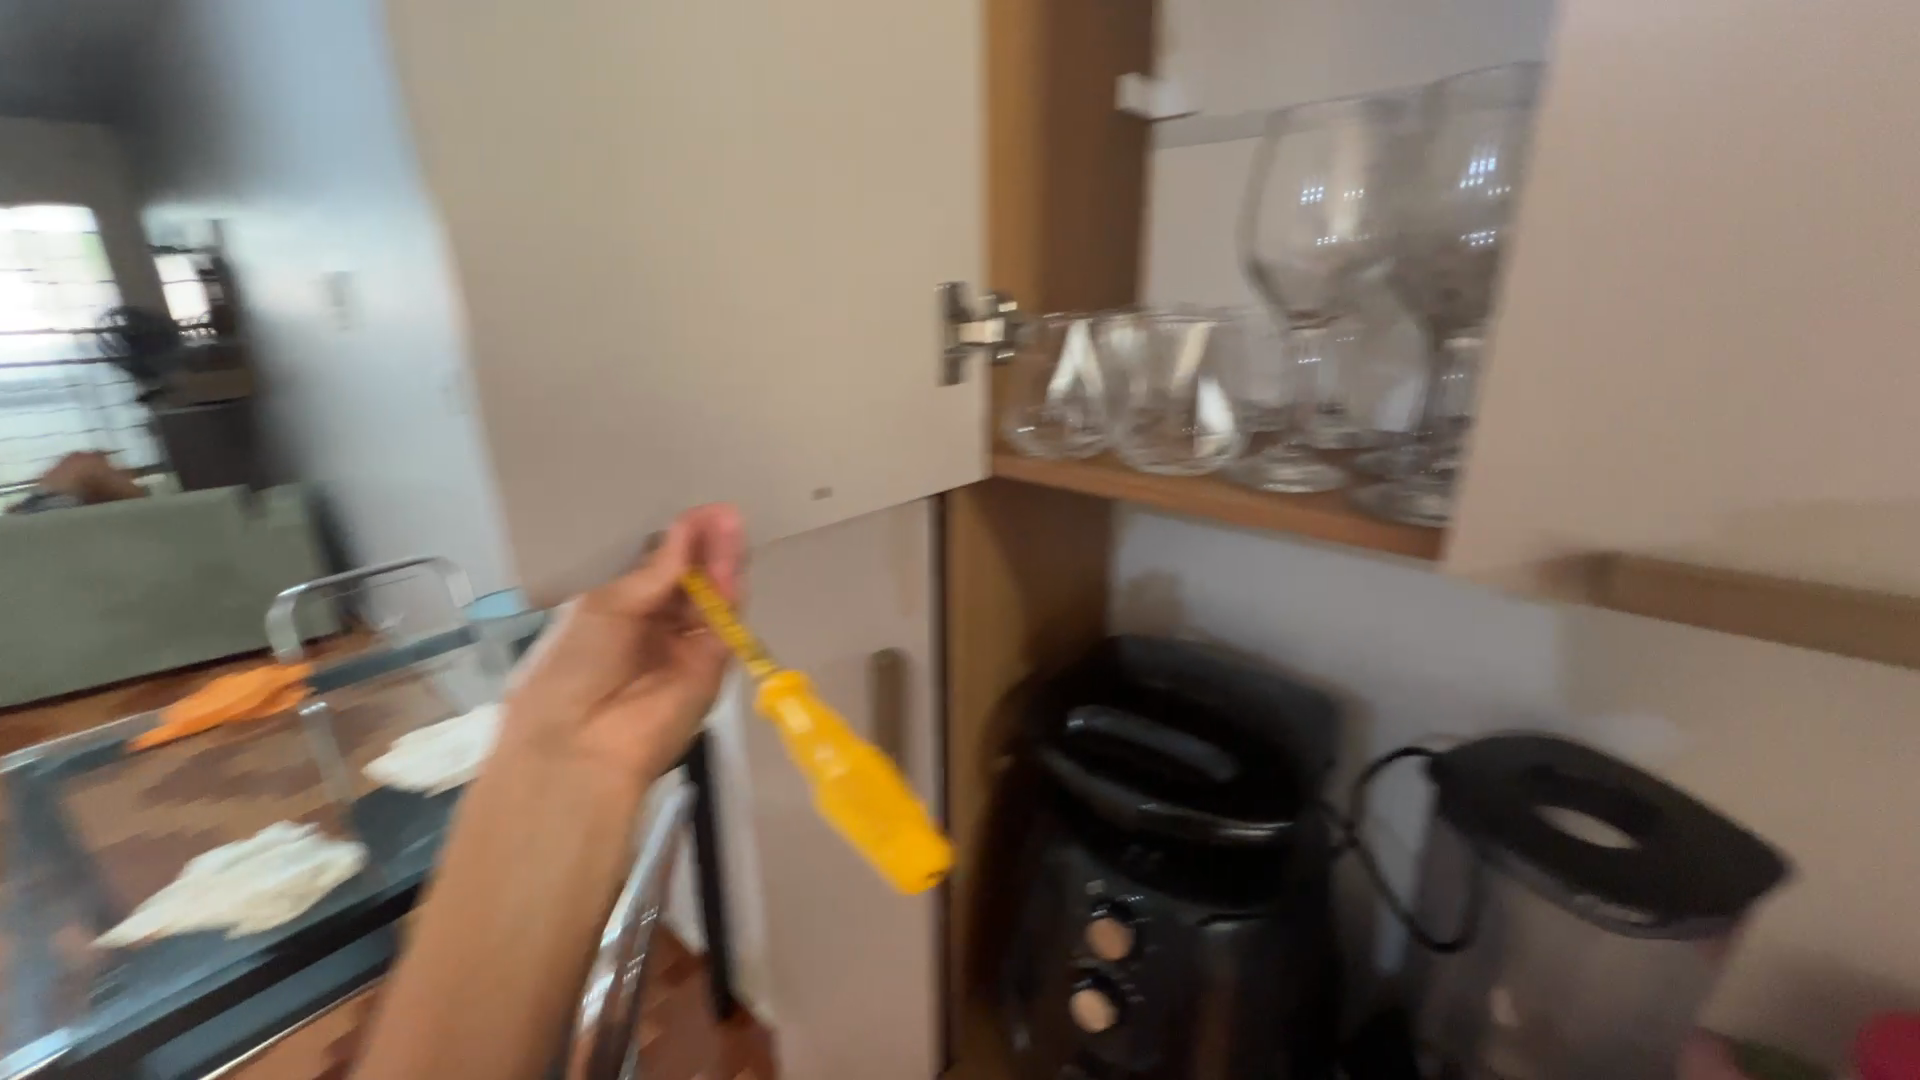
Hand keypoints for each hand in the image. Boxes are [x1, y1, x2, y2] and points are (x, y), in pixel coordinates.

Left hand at [502, 504, 745, 782]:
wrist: (581, 744)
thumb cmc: (572, 667)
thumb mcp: (604, 607)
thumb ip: (655, 572)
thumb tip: (686, 531)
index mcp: (620, 612)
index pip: (660, 570)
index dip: (680, 543)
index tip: (701, 515)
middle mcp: (656, 628)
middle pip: (691, 580)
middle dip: (707, 546)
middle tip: (724, 514)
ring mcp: (687, 647)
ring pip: (713, 597)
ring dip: (723, 561)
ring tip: (732, 524)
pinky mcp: (713, 666)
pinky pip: (725, 623)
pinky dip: (730, 591)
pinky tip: (731, 560)